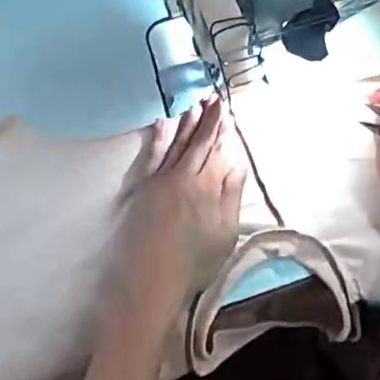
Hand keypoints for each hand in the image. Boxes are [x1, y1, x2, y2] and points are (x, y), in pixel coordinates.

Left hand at [114, 98, 246, 316]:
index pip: (218, 150)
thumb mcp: (225, 232)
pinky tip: (163, 122)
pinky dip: (159, 136)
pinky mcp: (142, 186)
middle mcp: (184, 176)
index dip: (223, 131)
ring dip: (187, 122)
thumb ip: (231, 194)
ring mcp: (160, 178)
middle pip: (199, 142)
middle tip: (215, 98)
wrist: (150, 281)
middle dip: (208, 119)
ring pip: (177, 143)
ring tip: (196, 104)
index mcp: (208, 187)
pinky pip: (152, 153)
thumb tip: (237, 163)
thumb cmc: (194, 262)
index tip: (227, 112)